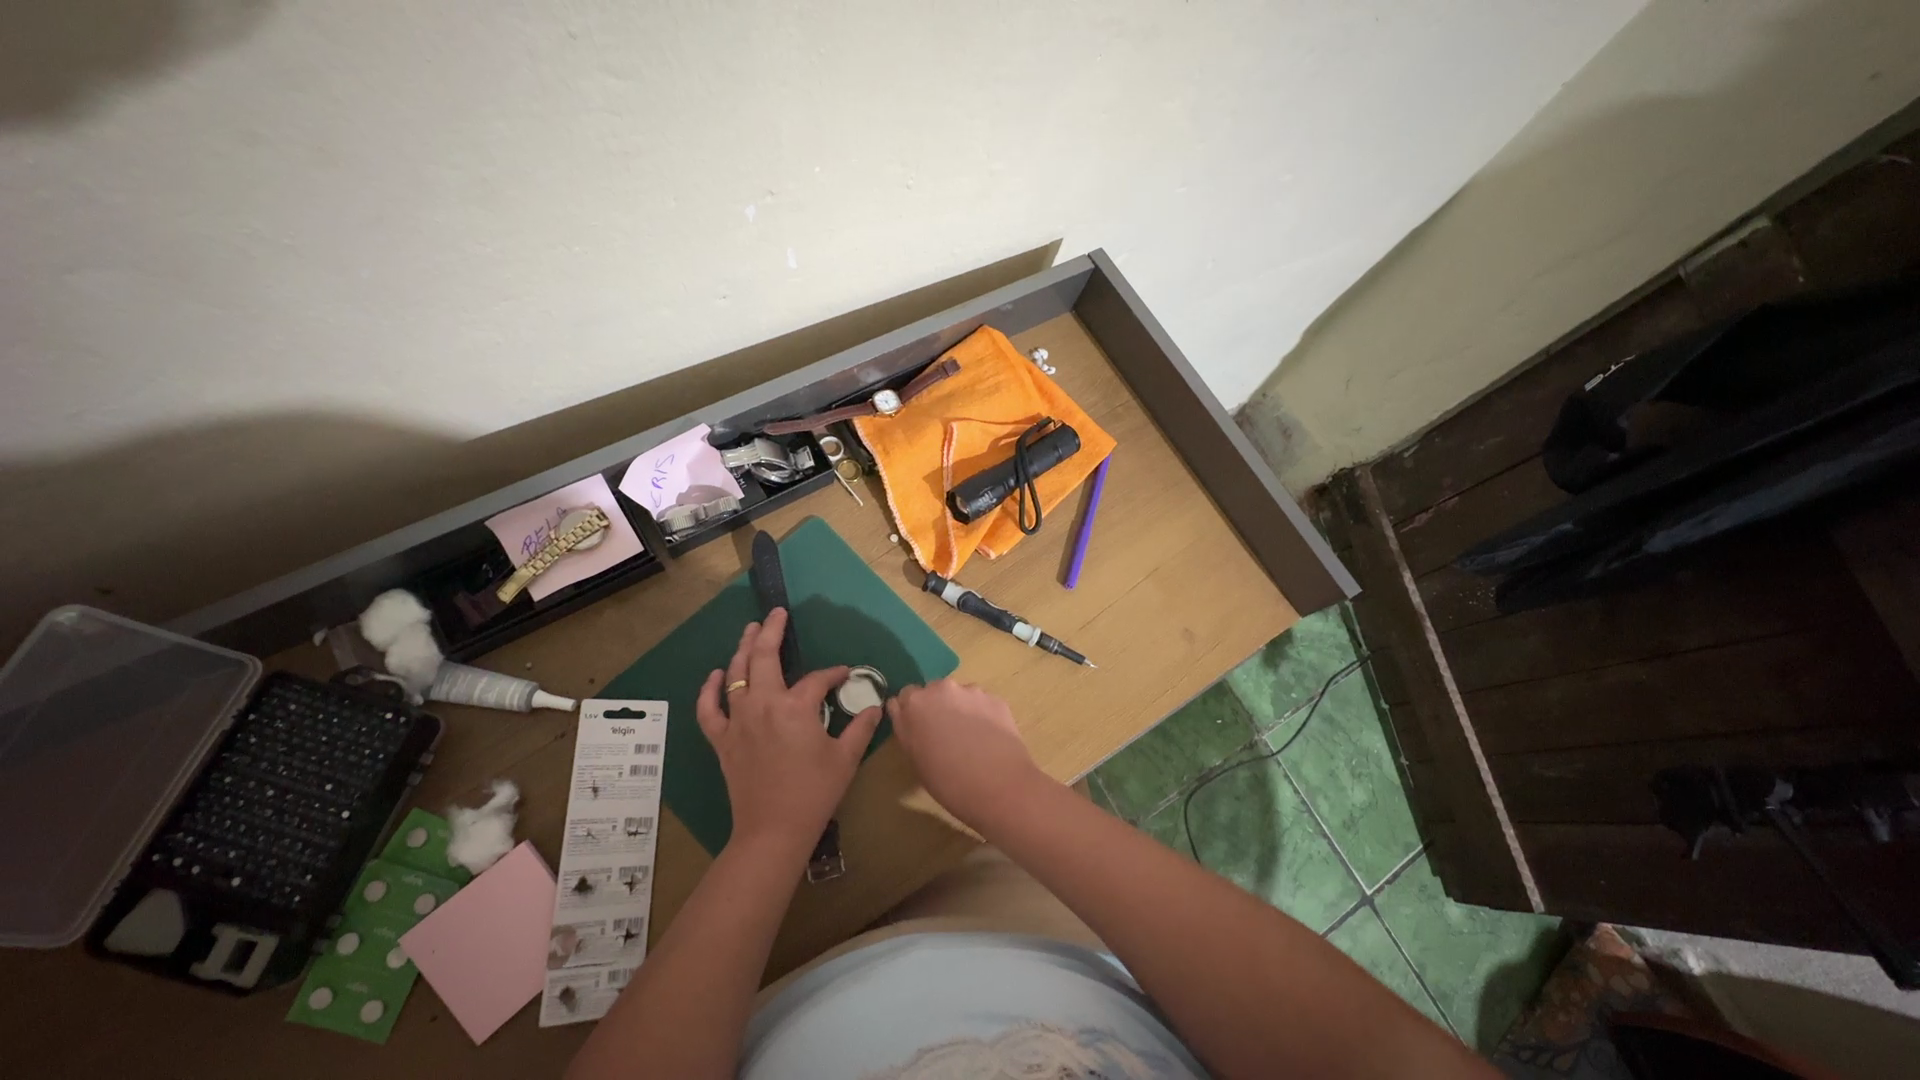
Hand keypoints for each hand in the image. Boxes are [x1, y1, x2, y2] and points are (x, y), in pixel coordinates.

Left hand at [696, 609, 881, 853]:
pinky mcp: (722, 739)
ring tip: (749, 630)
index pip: (817, 679)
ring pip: (735, 674)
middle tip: (776, 614)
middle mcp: (763, 704)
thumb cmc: (814, 793)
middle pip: (763, 657)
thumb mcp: (846, 759)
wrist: (773, 830)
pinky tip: (716, 674)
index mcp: (795, 707)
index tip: (846, 673)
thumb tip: (874, 706)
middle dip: (771, 631)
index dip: (834, 673)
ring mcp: (738, 721)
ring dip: (742, 649)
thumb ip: (860, 728)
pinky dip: (709, 689)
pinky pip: (709, 708)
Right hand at [887, 679, 1051, 828]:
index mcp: (915, 703)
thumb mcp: (914, 757)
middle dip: (937, 707)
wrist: (999, 786)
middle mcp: (942, 688)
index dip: (912, 714)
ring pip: (960, 696)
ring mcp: (972, 691)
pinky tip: (989, 739)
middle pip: (934, 692)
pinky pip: (982, 704)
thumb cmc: (948, 781)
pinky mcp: (996, 699)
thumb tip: (907, 715)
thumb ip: (908, 729)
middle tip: (945, 735)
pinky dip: (982, 716)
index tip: (919, 730)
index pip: (905, 697)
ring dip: (961, 710)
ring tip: (971, 739)